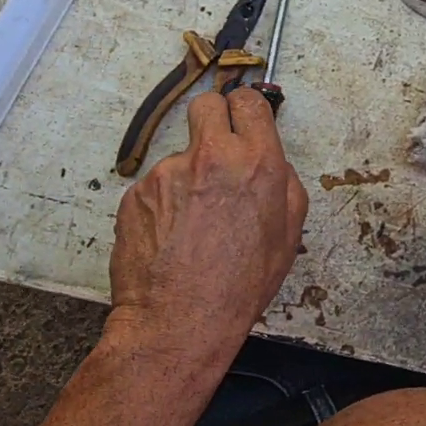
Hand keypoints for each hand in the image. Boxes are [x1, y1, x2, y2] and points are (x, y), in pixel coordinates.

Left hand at [107, 88, 308, 360]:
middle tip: (214, 149)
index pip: (249, 102)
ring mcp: (168, 172)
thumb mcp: (288, 231)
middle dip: (212, 118)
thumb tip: (270, 161)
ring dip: (186, 175)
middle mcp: (212, 156)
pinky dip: (162, 203)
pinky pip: (154, 186)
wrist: (179, 323)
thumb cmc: (240, 284)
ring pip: (180, 154)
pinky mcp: (136, 192)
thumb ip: (283, 182)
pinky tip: (169, 235)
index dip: (245, 109)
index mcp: (257, 162)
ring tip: (191, 222)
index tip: (242, 119)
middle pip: (206, 104)